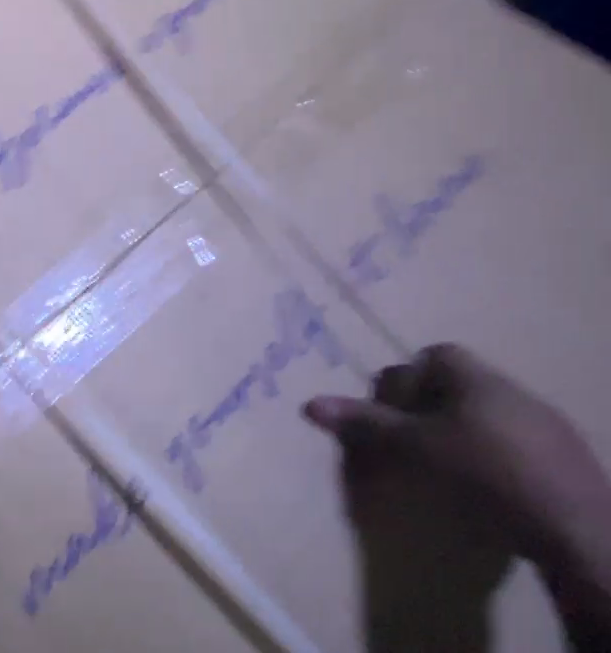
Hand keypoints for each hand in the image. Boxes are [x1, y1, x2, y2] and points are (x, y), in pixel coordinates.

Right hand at [303, 343, 610, 571]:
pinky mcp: (572, 463)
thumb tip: (309, 404)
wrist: (579, 534)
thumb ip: (365, 423)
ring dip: (462, 430)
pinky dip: (494, 454)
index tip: (394, 405)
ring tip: (442, 461)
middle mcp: (519, 394)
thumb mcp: (413, 447)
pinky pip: (519, 443)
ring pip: (490, 415)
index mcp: (481, 381)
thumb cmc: (485, 473)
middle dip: (430, 404)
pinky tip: (485, 484)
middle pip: (461, 384)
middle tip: (408, 434)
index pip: (438, 354)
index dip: (408, 374)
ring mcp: (553, 429)